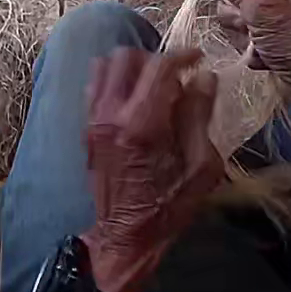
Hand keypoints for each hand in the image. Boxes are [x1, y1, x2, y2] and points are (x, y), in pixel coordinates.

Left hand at [83, 48, 222, 291]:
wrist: (124, 235)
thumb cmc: (168, 207)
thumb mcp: (200, 167)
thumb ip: (199, 117)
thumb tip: (203, 78)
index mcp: (142, 125)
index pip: (159, 68)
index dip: (182, 56)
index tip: (199, 58)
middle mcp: (111, 115)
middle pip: (127, 57)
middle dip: (156, 59)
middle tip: (176, 75)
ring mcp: (93, 119)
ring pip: (105, 65)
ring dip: (133, 66)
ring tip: (154, 83)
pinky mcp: (86, 127)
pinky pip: (95, 85)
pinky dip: (115, 79)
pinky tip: (134, 95)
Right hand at [206, 0, 290, 93]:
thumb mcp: (262, 8)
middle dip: (234, 3)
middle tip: (248, 19)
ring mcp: (278, 6)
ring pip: (237, 6)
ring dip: (241, 27)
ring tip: (259, 41)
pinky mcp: (274, 28)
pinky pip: (246, 27)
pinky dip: (251, 42)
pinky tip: (264, 54)